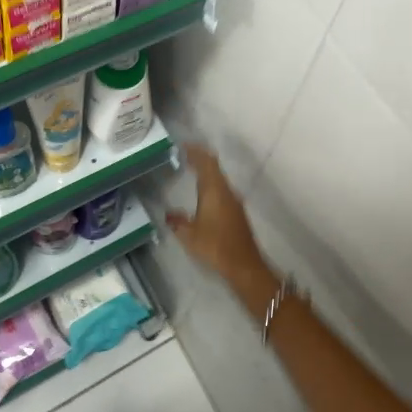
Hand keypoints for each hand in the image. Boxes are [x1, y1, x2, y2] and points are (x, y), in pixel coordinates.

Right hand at [165, 145, 273, 292]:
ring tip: (193, 170)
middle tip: (187, 154)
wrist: (244, 266)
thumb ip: (178, 221)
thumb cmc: (215, 247)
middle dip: (201, 159)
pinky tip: (205, 194)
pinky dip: (212, 185)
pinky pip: (223, 190)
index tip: (184, 145)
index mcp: (214, 191)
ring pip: (220, 179)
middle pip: (215, 168)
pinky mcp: (237, 213)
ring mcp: (234, 202)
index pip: (206, 163)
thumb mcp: (189, 235)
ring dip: (208, 172)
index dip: (196, 152)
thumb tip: (168, 213)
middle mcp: (226, 191)